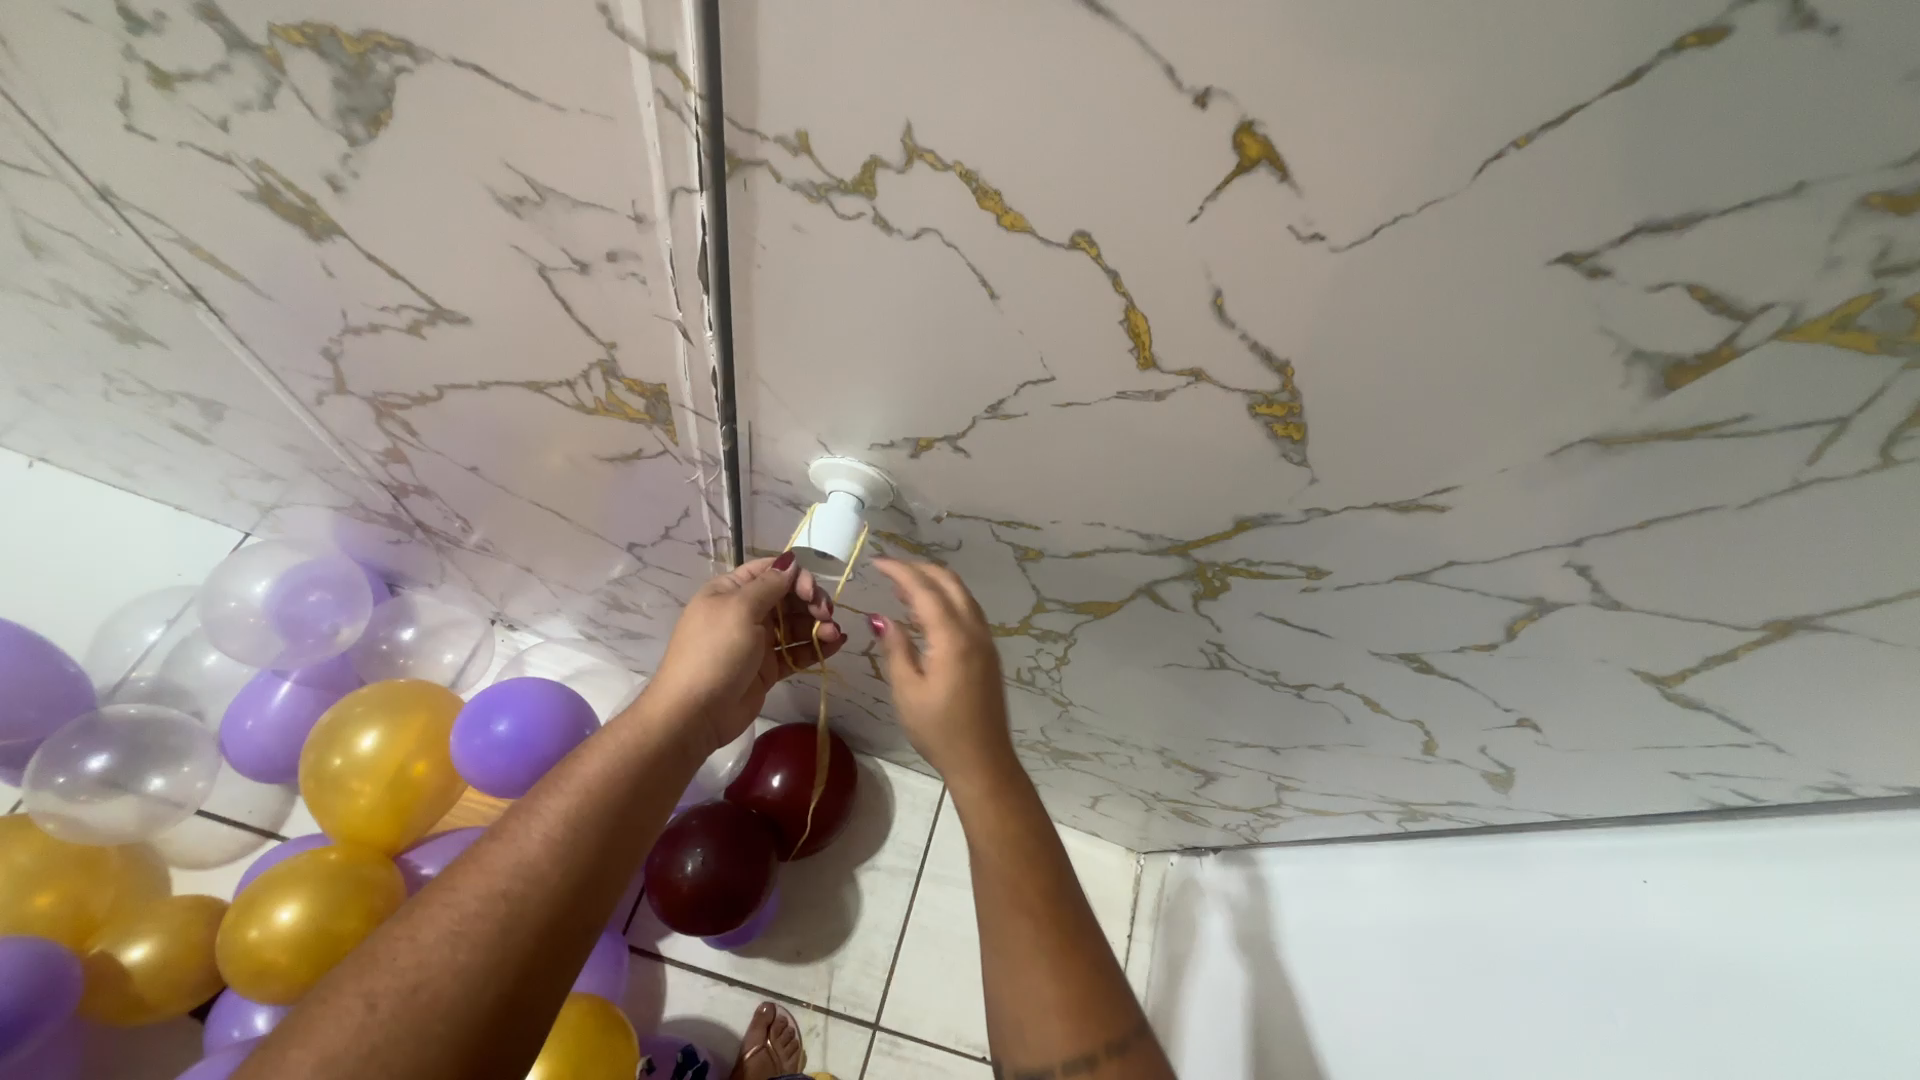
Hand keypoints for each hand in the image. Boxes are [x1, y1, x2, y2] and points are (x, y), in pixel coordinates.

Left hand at [643, 552, 843, 753]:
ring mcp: (757, 642)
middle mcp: (745, 612)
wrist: (694, 713)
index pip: (770, 571)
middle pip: (787, 597)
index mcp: (731, 592)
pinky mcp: (768, 668)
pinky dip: (816, 647)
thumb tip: (790, 561)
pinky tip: (836, 644)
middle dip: (811, 601)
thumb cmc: (714, 653)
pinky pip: (796, 651)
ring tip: (834, 635)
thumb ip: (769, 584)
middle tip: (826, 615)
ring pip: (795, 625)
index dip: (796, 576)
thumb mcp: (740, 609)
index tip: (810, 592)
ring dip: (817, 625)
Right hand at [869, 558, 1018, 786]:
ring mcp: (986, 641)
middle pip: (950, 583)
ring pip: (962, 595)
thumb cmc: (939, 730)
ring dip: (935, 584)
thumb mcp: (907, 691)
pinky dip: (946, 600)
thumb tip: (882, 617)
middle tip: (890, 570)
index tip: (877, 562)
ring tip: (903, 588)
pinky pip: (968, 612)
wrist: (983, 760)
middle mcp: (974, 631)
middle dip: (920, 569)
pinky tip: (926, 613)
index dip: (900, 571)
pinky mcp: (988, 653)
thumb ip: (896, 648)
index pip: (925, 590)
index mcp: (953, 638)